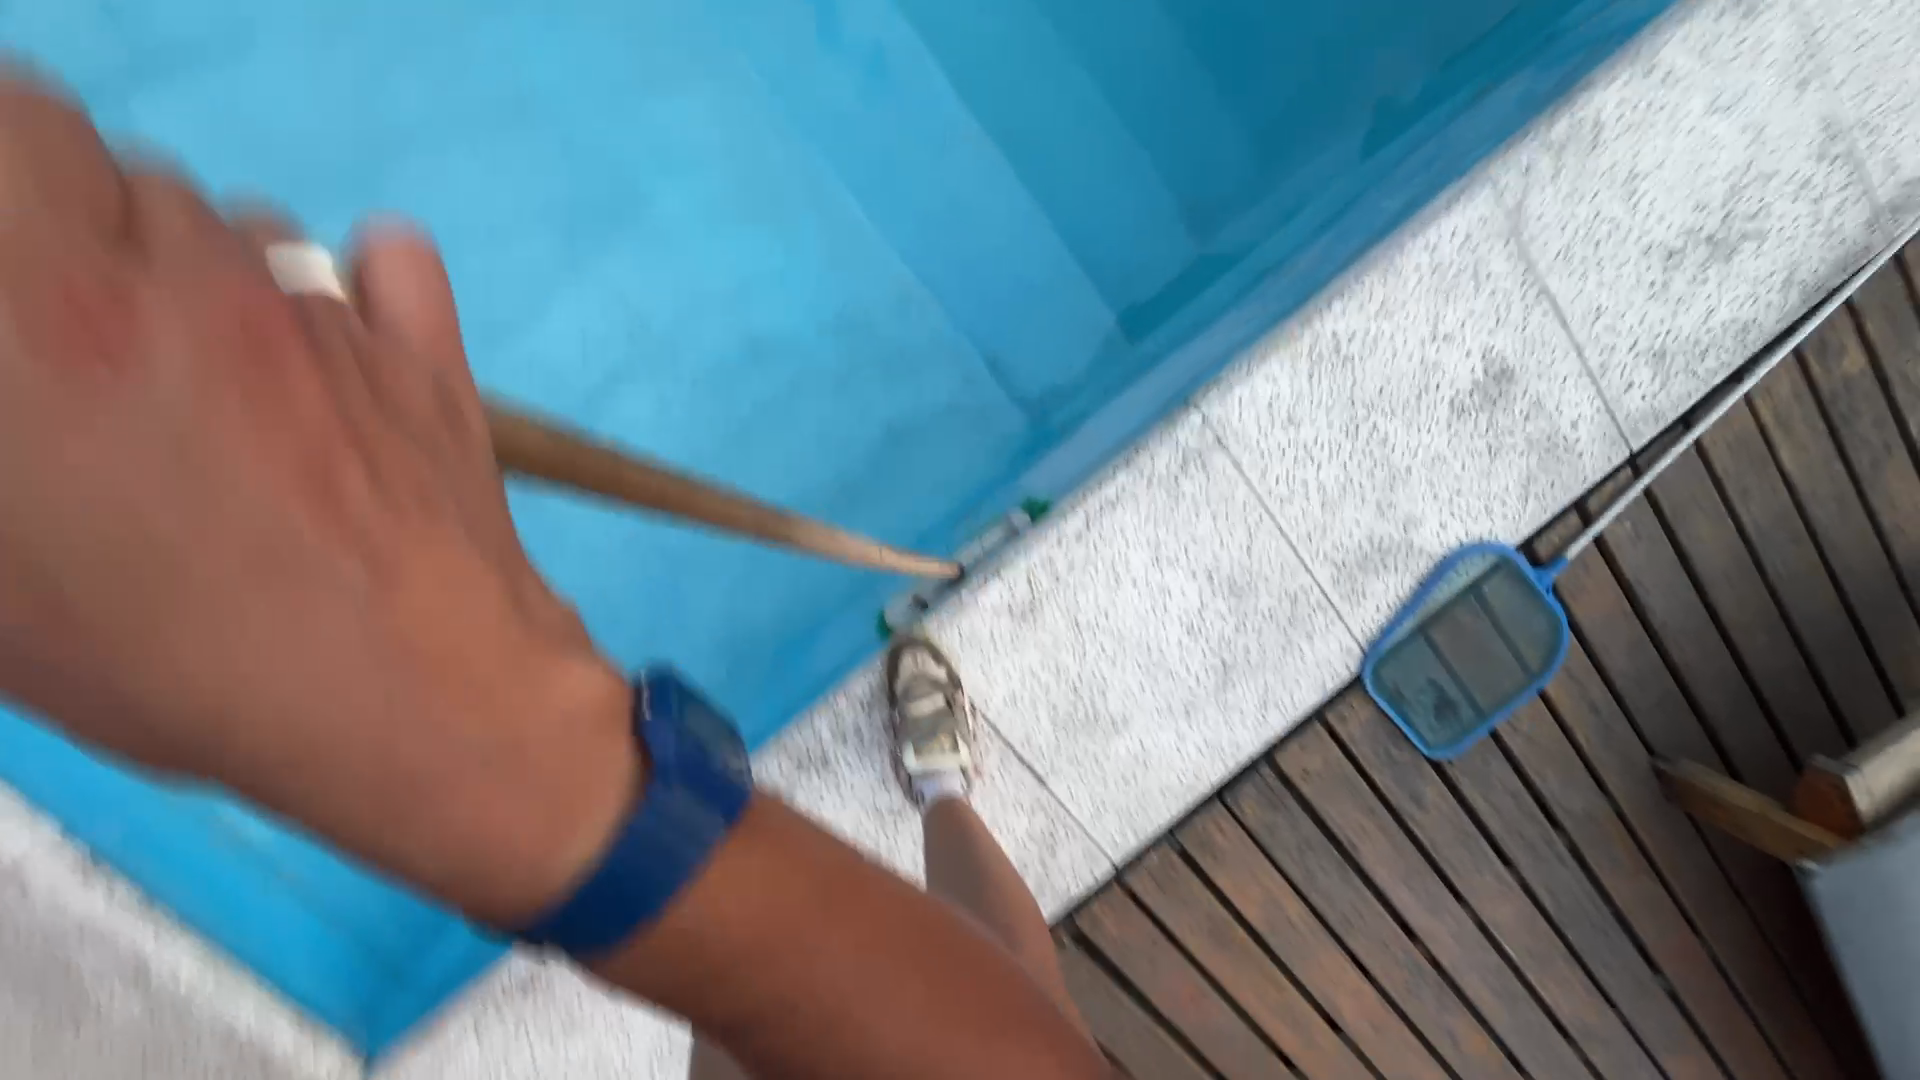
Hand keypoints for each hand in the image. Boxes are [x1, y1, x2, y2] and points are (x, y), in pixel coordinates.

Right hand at [0, 70, 636, 926]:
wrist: (412, 690)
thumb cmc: (182, 660)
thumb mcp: (0, 564)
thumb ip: (4, 421)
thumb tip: (44, 356)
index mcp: (47, 311)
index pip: (16, 129)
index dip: (18, 185)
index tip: (27, 261)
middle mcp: (198, 288)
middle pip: (133, 179)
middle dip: (101, 234)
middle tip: (106, 338)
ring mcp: (339, 322)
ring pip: (258, 227)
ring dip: (225, 271)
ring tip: (229, 370)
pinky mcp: (436, 362)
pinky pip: (396, 261)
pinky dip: (364, 281)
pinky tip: (348, 336)